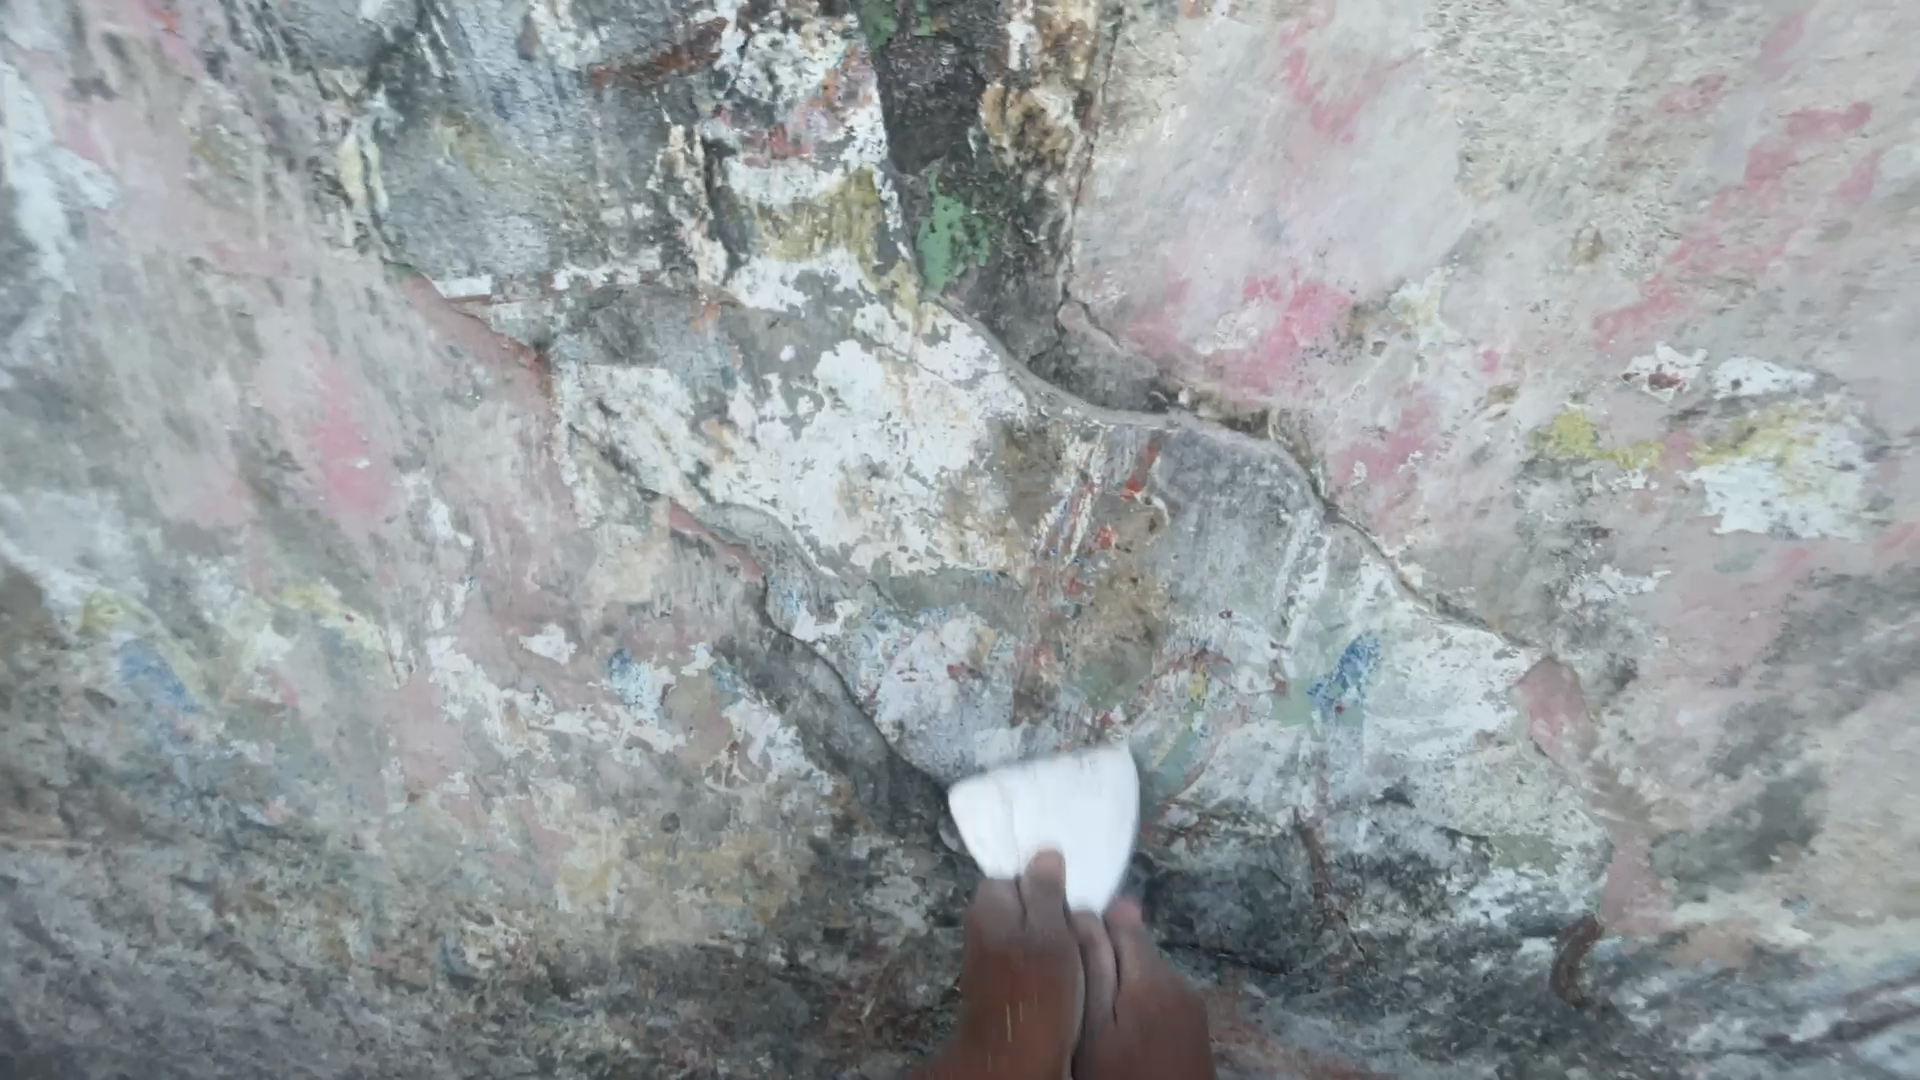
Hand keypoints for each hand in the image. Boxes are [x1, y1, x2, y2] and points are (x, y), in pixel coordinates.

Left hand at [916, 852, 1083, 1079]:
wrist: (1012, 1063)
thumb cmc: (1035, 993)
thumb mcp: (1050, 935)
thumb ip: (1046, 893)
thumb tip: (1046, 852)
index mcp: (989, 904)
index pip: (1015, 873)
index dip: (1044, 881)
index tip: (1071, 892)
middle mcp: (982, 925)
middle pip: (1024, 903)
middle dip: (1053, 912)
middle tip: (1081, 925)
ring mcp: (989, 957)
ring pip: (1029, 933)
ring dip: (1054, 941)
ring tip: (1080, 952)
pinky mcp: (1001, 985)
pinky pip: (1029, 959)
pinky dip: (1048, 964)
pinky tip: (1068, 975)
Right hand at [1070, 899, 1214, 1079]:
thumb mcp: (1092, 1028)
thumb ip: (1095, 965)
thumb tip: (1094, 908)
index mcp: (1151, 975)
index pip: (1120, 919)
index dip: (1090, 928)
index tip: (1067, 954)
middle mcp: (1178, 980)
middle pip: (1133, 945)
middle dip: (1105, 958)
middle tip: (1079, 992)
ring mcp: (1191, 1006)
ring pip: (1144, 971)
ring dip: (1120, 982)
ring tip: (1097, 1015)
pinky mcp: (1195, 1028)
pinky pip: (1159, 996)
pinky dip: (1138, 1004)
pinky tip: (1123, 1033)